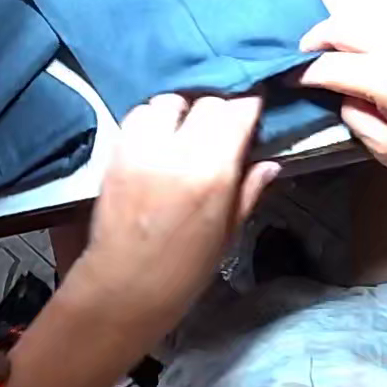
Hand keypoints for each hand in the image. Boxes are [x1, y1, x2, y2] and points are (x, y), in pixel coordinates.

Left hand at [66, 93, 279, 337]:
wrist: (124, 286)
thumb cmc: (185, 269)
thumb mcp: (228, 233)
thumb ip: (249, 190)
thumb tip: (270, 162)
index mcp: (213, 174)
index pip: (237, 111)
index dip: (249, 107)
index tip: (253, 112)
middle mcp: (177, 153)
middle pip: (207, 102)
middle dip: (220, 109)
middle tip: (221, 128)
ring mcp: (142, 150)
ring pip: (169, 100)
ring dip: (183, 110)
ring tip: (185, 130)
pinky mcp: (116, 152)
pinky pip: (138, 114)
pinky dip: (152, 119)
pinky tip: (159, 138)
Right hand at [295, 18, 386, 204]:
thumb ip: (357, 117)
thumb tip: (342, 94)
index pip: (331, 66)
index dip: (304, 73)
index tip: (290, 78)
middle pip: (344, 26)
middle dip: (317, 39)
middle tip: (306, 57)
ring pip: (369, 15)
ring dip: (345, 30)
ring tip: (337, 52)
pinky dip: (376, 28)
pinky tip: (374, 48)